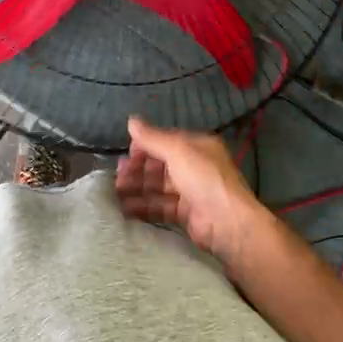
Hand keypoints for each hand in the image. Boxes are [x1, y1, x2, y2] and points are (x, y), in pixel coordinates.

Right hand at [115, 116, 272, 263]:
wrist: (225, 221)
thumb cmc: (203, 178)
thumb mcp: (177, 150)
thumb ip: (152, 138)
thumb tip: (131, 120)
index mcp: (197, 147)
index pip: (165, 142)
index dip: (145, 147)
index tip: (126, 154)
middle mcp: (194, 167)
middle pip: (160, 166)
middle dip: (138, 169)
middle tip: (117, 176)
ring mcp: (190, 191)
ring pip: (158, 187)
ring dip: (137, 188)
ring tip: (116, 192)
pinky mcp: (185, 213)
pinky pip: (160, 206)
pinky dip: (143, 206)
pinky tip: (125, 208)